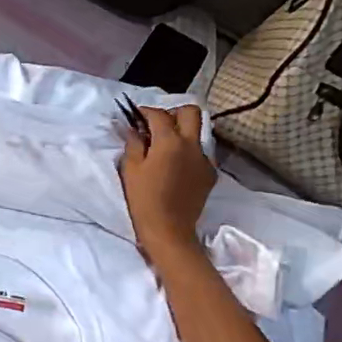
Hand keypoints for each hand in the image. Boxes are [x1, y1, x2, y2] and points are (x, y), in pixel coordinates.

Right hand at [119, 105, 215, 260]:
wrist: (168, 229)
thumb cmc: (143, 199)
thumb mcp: (131, 169)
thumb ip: (134, 143)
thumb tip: (134, 128)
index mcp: (170, 142)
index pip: (159, 115)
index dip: (145, 112)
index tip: (135, 115)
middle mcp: (192, 145)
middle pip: (191, 112)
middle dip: (173, 113)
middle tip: (157, 124)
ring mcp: (205, 159)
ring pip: (198, 132)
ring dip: (182, 132)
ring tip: (165, 146)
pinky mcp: (210, 174)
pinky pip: (200, 153)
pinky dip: (188, 152)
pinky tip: (175, 166)